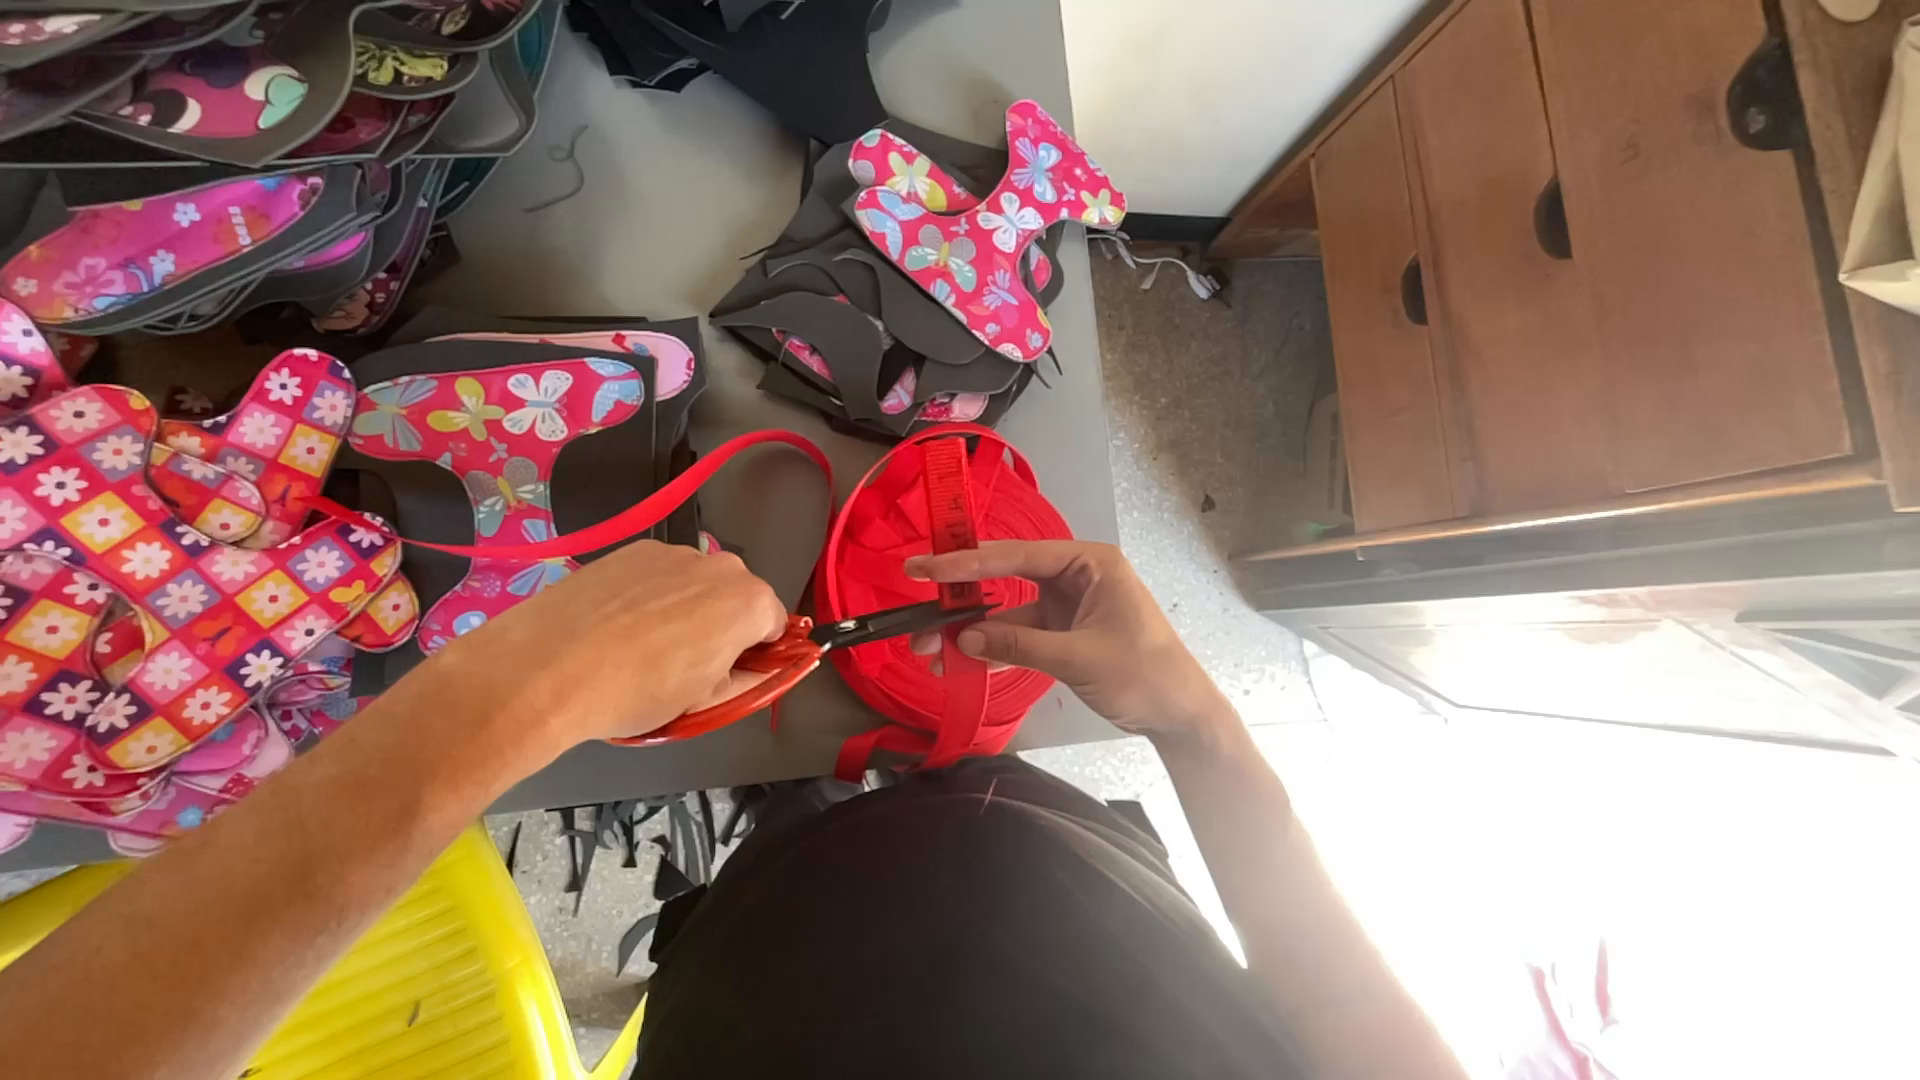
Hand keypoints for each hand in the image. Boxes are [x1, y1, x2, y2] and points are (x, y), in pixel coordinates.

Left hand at [409, 541, 786, 749]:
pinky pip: (659, 574)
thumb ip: (748, 678)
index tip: (729, 671)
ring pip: (696, 582)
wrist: (547, 668)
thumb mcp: (704, 701)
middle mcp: (720, 566)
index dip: (756, 650)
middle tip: (686, 663)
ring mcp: (674, 553)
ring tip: (642, 644)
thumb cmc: (637, 692)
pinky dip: (649, 594)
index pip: (775, 623)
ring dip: (686, 607)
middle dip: (722, 624)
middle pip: (736, 596)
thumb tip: (764, 667)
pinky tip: (617, 625)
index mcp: (749, 603)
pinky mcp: (633, 550)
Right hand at [903, 540, 1235, 744]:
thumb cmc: (1144, 674)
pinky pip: (1018, 636)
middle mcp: (1075, 576)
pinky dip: (991, 648)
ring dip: (970, 630)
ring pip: (1007, 612)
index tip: (925, 568)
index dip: (968, 562)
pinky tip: (959, 660)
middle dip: (961, 595)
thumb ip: (1020, 645)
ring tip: (925, 646)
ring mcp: (1066, 605)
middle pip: (1007, 578)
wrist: (1179, 714)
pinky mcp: (1061, 633)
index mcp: (1089, 563)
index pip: (1018, 556)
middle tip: (914, 597)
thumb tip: (962, 638)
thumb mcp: (1079, 657)